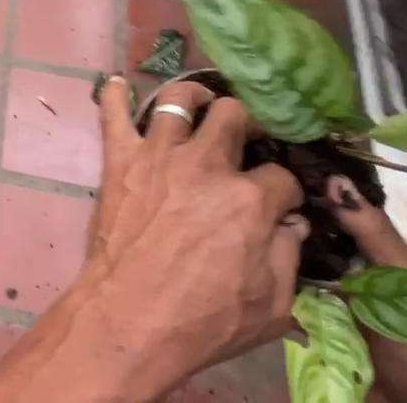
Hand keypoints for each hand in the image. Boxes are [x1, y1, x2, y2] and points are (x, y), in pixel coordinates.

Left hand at [72, 76, 309, 397]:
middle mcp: (206, 164)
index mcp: (249, 199)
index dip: (286, 191)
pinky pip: (114, 112)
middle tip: (246, 133)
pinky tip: (120, 84)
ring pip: (178, 99)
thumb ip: (288, 258)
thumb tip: (292, 225)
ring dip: (192, 96)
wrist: (132, 318)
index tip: (282, 203)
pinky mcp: (121, 158)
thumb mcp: (272, 305)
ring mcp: (160, 155)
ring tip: (198, 103)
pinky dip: (116, 94)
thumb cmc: (204, 321)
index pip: (282, 177)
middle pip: (234, 116)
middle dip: (248, 120)